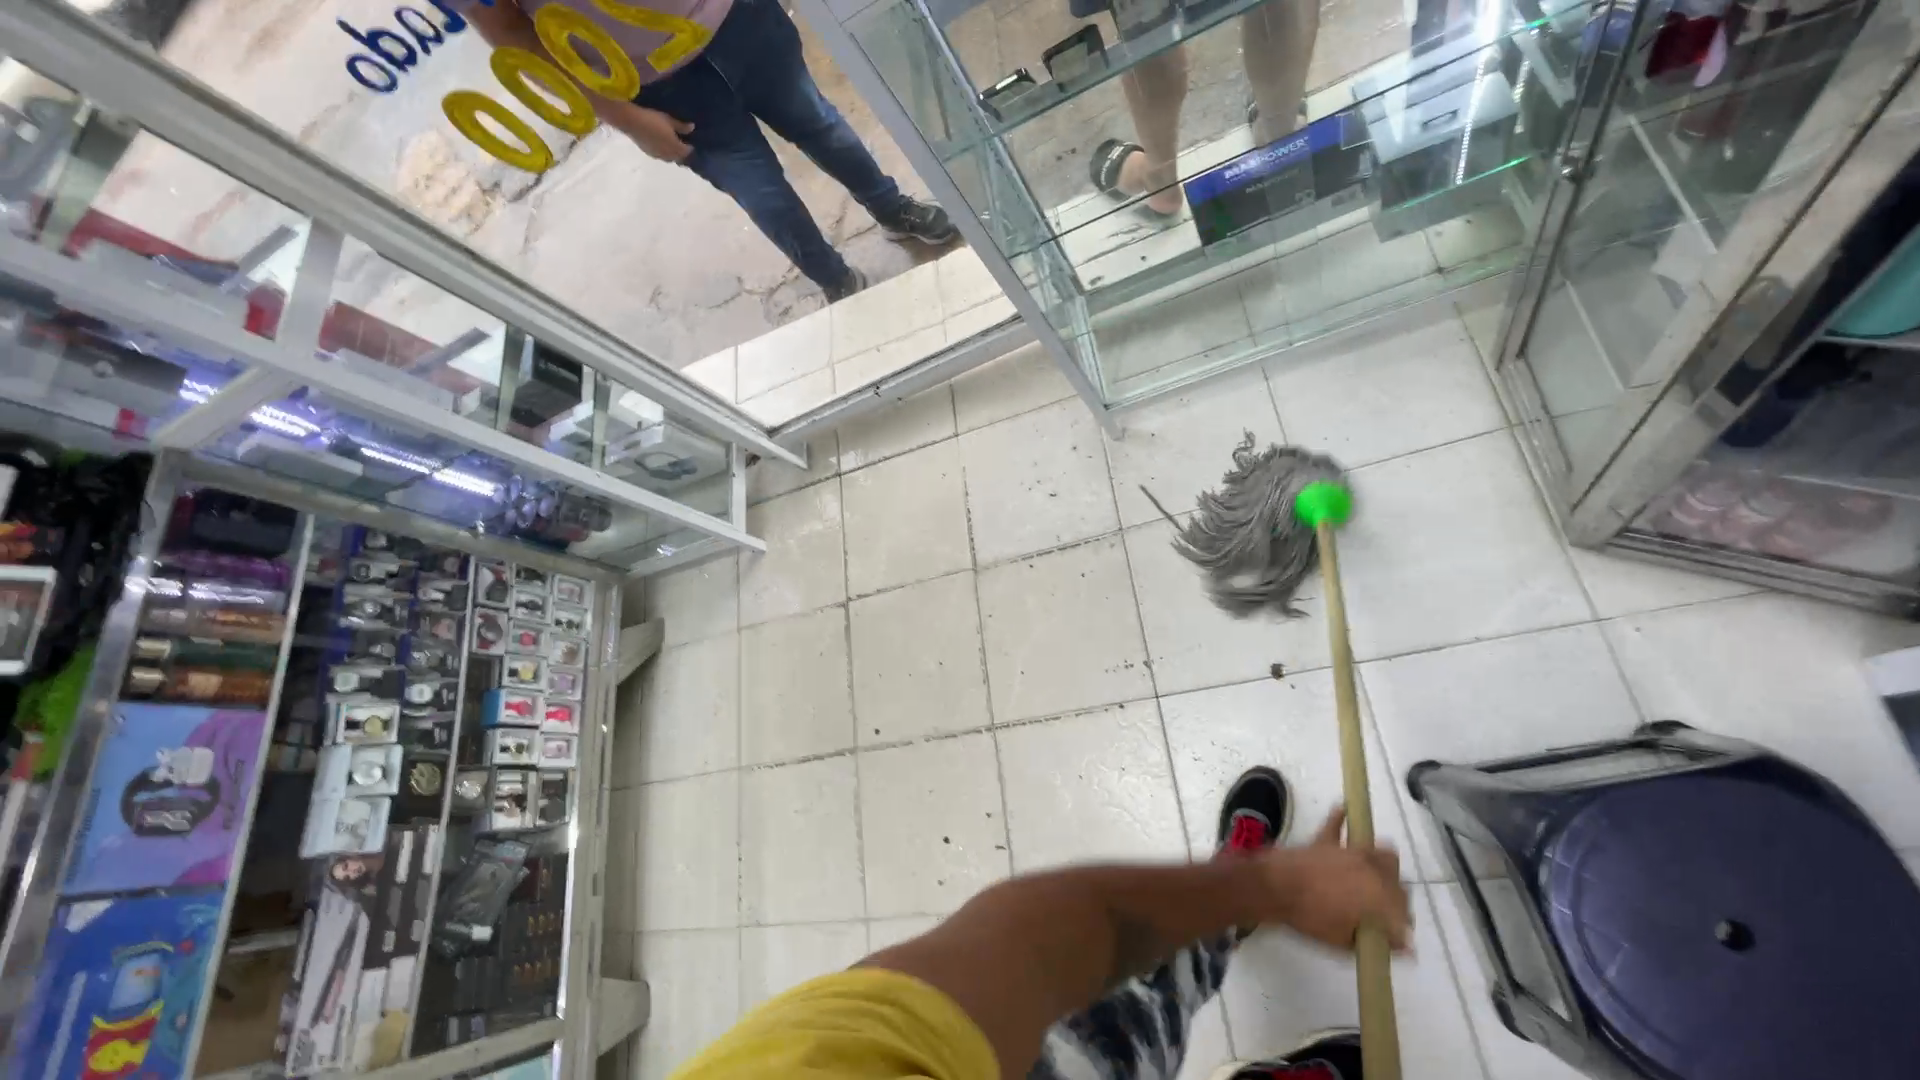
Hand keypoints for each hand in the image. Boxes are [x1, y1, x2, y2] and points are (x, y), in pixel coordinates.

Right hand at [608, 102, 696, 162]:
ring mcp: (658, 156)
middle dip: (682, 153)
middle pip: (678, 158)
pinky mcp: (649, 153)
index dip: (690, 148)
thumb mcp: (668, 120)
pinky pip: (660, 156)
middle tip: (683, 146)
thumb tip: (692, 128)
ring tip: (672, 146)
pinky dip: (664, 153)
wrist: (630, 121)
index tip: (691, 143)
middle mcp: (668, 155)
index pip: (686, 152)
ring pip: (669, 159)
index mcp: (675, 147)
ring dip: (673, 154)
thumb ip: (681, 126)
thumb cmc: (651, 119)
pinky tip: (662, 146)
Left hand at [1261, 806, 1412, 950]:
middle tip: (1387, 910)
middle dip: (1397, 896)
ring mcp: (1348, 851)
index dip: (1401, 926)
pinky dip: (1341, 819)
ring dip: (1384, 863)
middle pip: (1397, 880)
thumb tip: (1402, 945)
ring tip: (1379, 875)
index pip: (1402, 911)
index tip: (1397, 937)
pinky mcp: (1325, 841)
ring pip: (1381, 851)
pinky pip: (1335, 824)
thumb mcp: (1344, 940)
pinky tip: (1344, 811)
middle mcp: (1371, 869)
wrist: (1275, 888)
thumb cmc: (1310, 917)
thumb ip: (1374, 939)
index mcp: (1379, 895)